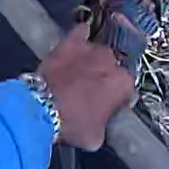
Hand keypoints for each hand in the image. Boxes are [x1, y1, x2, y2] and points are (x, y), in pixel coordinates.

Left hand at [37, 25, 133, 150]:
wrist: (41, 107)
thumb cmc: (72, 124)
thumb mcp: (96, 136)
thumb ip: (106, 123)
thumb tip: (103, 122)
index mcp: (123, 84)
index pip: (127, 88)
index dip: (117, 97)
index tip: (108, 105)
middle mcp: (111, 61)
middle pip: (113, 68)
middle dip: (104, 77)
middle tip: (90, 90)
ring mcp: (91, 49)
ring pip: (97, 52)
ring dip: (91, 61)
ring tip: (78, 72)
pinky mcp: (71, 42)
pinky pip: (81, 32)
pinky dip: (81, 36)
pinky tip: (77, 42)